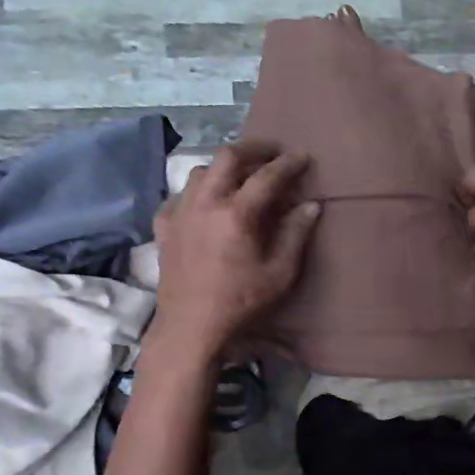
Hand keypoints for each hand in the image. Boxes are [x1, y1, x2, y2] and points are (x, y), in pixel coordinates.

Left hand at [151, 143, 319, 350]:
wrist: (190, 326)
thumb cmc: (240, 302)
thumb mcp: (279, 273)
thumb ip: (296, 235)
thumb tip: (311, 205)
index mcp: (236, 214)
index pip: (267, 176)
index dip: (288, 163)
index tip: (302, 156)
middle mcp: (205, 203)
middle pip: (227, 156)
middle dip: (253, 148)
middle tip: (271, 151)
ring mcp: (180, 212)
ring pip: (201, 171)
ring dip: (224, 166)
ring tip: (240, 174)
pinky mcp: (163, 226)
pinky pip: (180, 194)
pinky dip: (198, 190)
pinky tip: (207, 203)